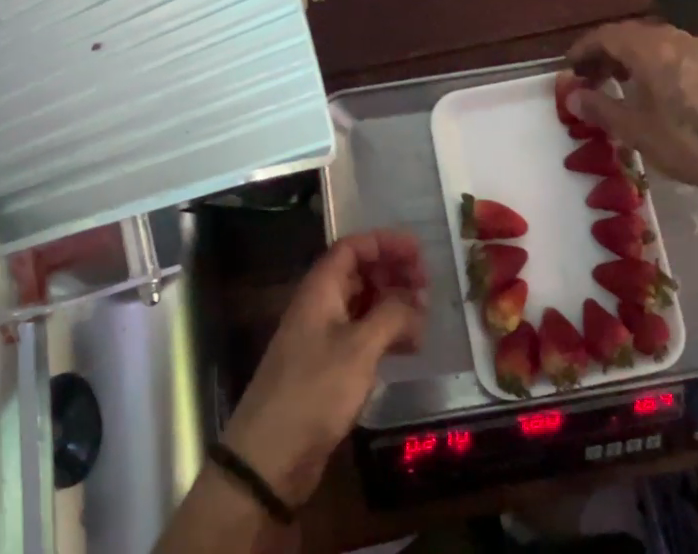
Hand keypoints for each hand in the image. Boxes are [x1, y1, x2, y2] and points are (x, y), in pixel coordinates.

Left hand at [221, 230, 426, 505]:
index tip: (419, 250)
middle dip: (393, 272)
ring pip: (362, 305)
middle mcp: (319, 308)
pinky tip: (410, 348)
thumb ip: (391, 315)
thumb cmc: (314, 391)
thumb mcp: (359, 349)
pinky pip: (362, 336)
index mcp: (319, 292)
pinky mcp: (328, 368)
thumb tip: (414, 300)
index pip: (351, 248)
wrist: (271, 455)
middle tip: (426, 285)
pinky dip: (387, 334)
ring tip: (424, 317)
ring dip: (393, 304)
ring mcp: (322, 339)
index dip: (384, 242)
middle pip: (358, 274)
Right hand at [567, 21, 697, 193]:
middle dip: (604, 52)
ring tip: (614, 81)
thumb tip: (571, 95)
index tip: (569, 67)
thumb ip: (598, 107)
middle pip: (629, 34)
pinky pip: (670, 51)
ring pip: (651, 42)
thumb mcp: (633, 128)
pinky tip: (647, 87)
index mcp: (650, 49)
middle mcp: (672, 39)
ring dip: (628, 56)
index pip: (606, 35)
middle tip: (588, 76)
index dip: (583, 49)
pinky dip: (650, 61)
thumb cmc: (683, 141)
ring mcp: (695, 49)